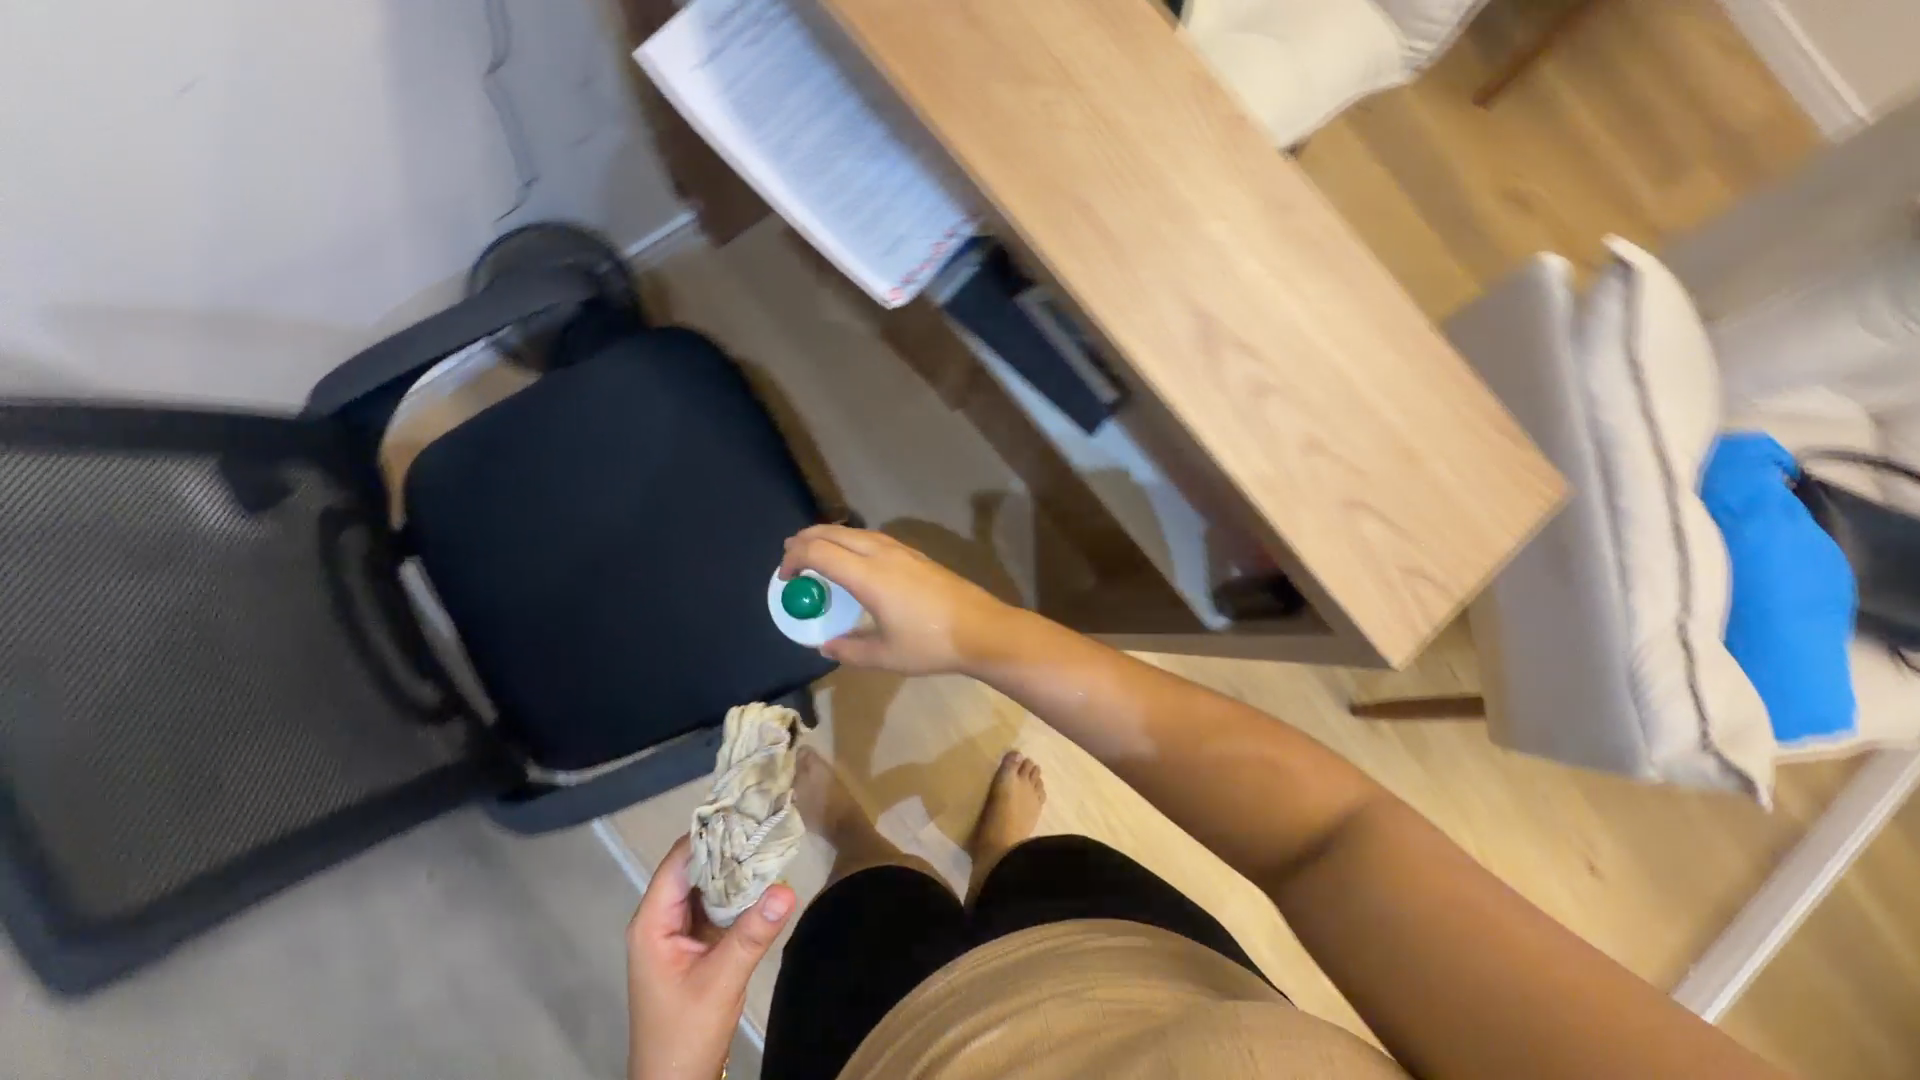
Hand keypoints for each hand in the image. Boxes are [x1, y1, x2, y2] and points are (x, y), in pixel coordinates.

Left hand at [627, 837, 793, 1079]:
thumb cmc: (685, 1035)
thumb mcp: (722, 982)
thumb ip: (753, 934)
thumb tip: (787, 888)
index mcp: (652, 923)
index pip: (679, 861)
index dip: (710, 834)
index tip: (747, 812)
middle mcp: (660, 920)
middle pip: (693, 869)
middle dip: (728, 847)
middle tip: (767, 822)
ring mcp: (677, 933)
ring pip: (707, 886)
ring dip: (735, 869)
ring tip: (770, 842)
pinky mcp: (695, 946)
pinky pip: (716, 907)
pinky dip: (738, 893)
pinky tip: (764, 880)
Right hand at [779, 525, 1017, 674]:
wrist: (983, 630)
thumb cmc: (931, 644)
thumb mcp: (885, 656)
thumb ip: (850, 651)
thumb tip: (826, 646)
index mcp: (868, 576)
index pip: (818, 552)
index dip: (794, 560)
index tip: (785, 579)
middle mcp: (882, 554)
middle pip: (833, 533)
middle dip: (805, 541)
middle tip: (789, 557)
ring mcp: (902, 551)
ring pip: (855, 532)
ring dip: (829, 539)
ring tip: (816, 555)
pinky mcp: (916, 556)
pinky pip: (872, 539)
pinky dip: (851, 543)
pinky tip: (854, 561)